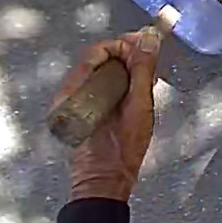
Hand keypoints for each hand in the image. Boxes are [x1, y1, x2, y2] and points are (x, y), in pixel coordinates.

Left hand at [51, 28, 162, 201]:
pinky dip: (118, 83)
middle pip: (100, 59)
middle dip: (128, 55)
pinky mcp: (83, 112)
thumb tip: (147, 40)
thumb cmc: (120, 151)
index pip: (100, 49)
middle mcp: (71, 92)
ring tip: (147, 77)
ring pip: (101, 72)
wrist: (105, 182)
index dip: (126, 44)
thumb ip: (142, 69)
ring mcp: (75, 103)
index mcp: (78, 87)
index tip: (147, 45)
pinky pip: (100, 87)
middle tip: (151, 60)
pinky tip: (135, 92)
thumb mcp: (138, 105)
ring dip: (125, 69)